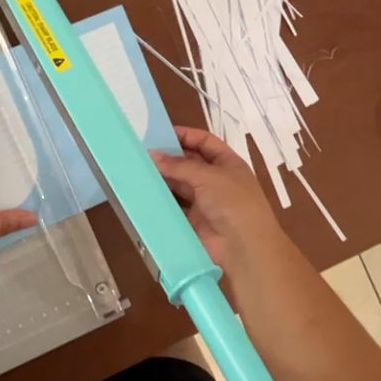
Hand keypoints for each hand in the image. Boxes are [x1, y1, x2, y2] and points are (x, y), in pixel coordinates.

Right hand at [151, 126, 289, 276]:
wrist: (243, 246)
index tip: (159, 133)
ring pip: (178, 185)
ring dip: (161, 179)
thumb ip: (179, 165)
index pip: (204, 142)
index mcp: (227, 163)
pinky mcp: (192, 221)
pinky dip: (160, 201)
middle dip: (168, 158)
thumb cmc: (233, 203)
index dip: (185, 135)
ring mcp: (203, 201)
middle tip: (140, 152)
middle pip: (188, 163)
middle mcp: (215, 180)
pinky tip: (142, 195)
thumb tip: (152, 154)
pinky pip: (173, 207)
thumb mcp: (209, 176)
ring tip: (136, 171)